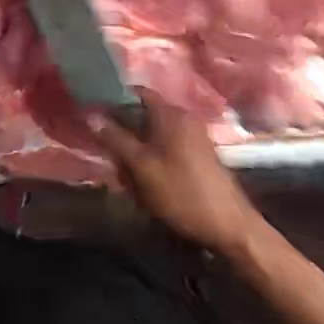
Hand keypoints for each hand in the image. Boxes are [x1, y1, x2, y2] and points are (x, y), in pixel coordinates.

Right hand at [90, 96, 263, 255]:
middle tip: (109, 156)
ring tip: (125, 178)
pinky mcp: (196, 157)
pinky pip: (163, 150)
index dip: (112, 99)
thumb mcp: (142, 167)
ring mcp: (192, 139)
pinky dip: (149, 162)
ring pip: (150, 136)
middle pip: (141, 116)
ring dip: (133, 153)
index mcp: (172, 115)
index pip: (136, 92)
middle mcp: (184, 120)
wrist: (232, 230)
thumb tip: (91, 115)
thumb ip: (115, 138)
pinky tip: (142, 185)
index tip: (93, 114)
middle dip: (121, 135)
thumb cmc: (184, 194)